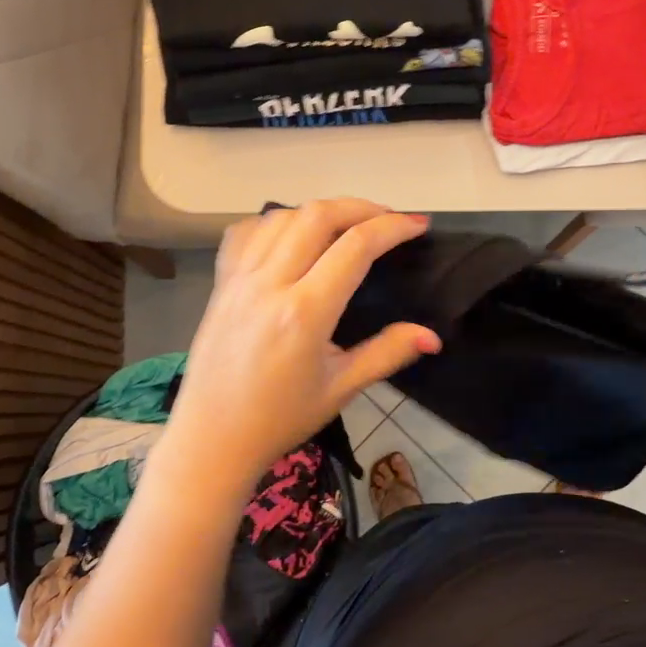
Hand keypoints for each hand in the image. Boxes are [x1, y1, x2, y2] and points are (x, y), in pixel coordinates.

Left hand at [167, 199, 441, 480]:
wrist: (212, 438)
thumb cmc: (280, 419)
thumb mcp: (340, 390)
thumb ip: (386, 354)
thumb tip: (432, 336)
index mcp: (305, 312)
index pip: (354, 247)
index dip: (392, 228)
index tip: (418, 225)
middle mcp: (270, 284)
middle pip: (317, 216)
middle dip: (360, 208)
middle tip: (387, 219)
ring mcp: (239, 280)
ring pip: (281, 217)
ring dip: (319, 211)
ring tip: (346, 225)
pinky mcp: (221, 284)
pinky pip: (246, 234)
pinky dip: (274, 223)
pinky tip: (291, 235)